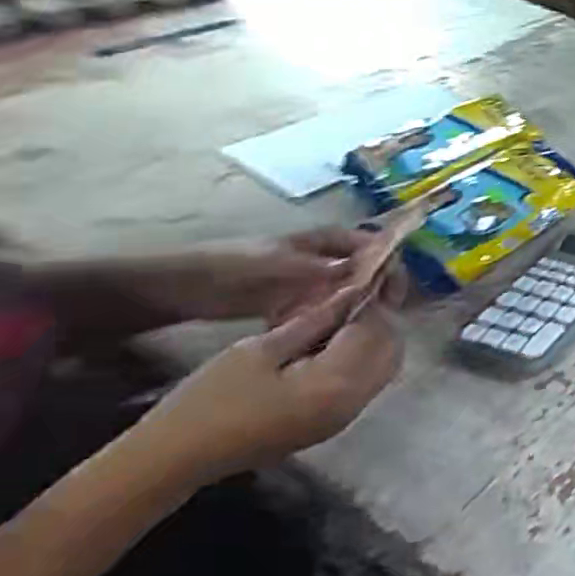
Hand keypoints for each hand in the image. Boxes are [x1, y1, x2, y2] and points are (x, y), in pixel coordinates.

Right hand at [134, 286, 404, 482]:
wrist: (170, 462)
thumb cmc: (205, 403)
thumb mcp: (257, 350)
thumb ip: (312, 321)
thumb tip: (350, 294)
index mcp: (337, 382)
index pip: (376, 331)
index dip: (370, 304)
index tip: (358, 284)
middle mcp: (355, 401)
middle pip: (391, 348)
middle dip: (379, 321)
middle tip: (352, 300)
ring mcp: (348, 415)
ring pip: (385, 365)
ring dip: (374, 339)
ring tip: (343, 319)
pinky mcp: (336, 423)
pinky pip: (368, 382)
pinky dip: (363, 359)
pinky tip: (336, 344)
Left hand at [168, 228, 408, 324]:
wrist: (177, 288)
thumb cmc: (231, 265)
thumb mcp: (280, 263)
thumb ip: (323, 268)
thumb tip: (366, 274)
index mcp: (329, 240)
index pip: (375, 246)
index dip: (390, 264)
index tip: (397, 288)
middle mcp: (328, 258)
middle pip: (367, 272)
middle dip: (377, 290)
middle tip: (382, 314)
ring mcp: (313, 281)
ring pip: (349, 293)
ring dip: (356, 308)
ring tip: (363, 328)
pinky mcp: (298, 303)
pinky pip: (327, 311)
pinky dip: (332, 321)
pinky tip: (334, 334)